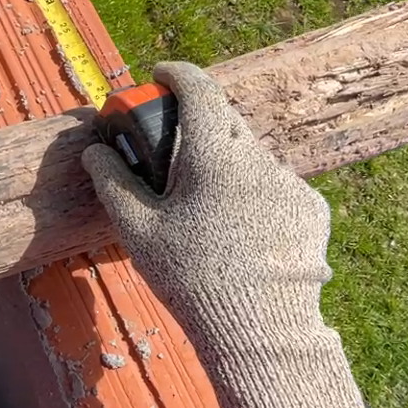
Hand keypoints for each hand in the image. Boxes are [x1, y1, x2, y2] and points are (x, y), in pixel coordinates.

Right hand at [82, 62, 370, 407]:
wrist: (260, 333)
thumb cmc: (189, 277)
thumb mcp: (137, 229)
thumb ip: (112, 180)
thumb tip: (95, 150)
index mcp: (214, 157)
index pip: (199, 90)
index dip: (176, 74)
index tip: (160, 74)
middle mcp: (259, 160)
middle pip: (225, 118)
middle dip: (197, 120)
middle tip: (170, 143)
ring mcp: (292, 184)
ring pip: (250, 153)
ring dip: (225, 159)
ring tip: (203, 200)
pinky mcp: (312, 209)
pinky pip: (275, 182)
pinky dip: (252, 188)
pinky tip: (237, 225)